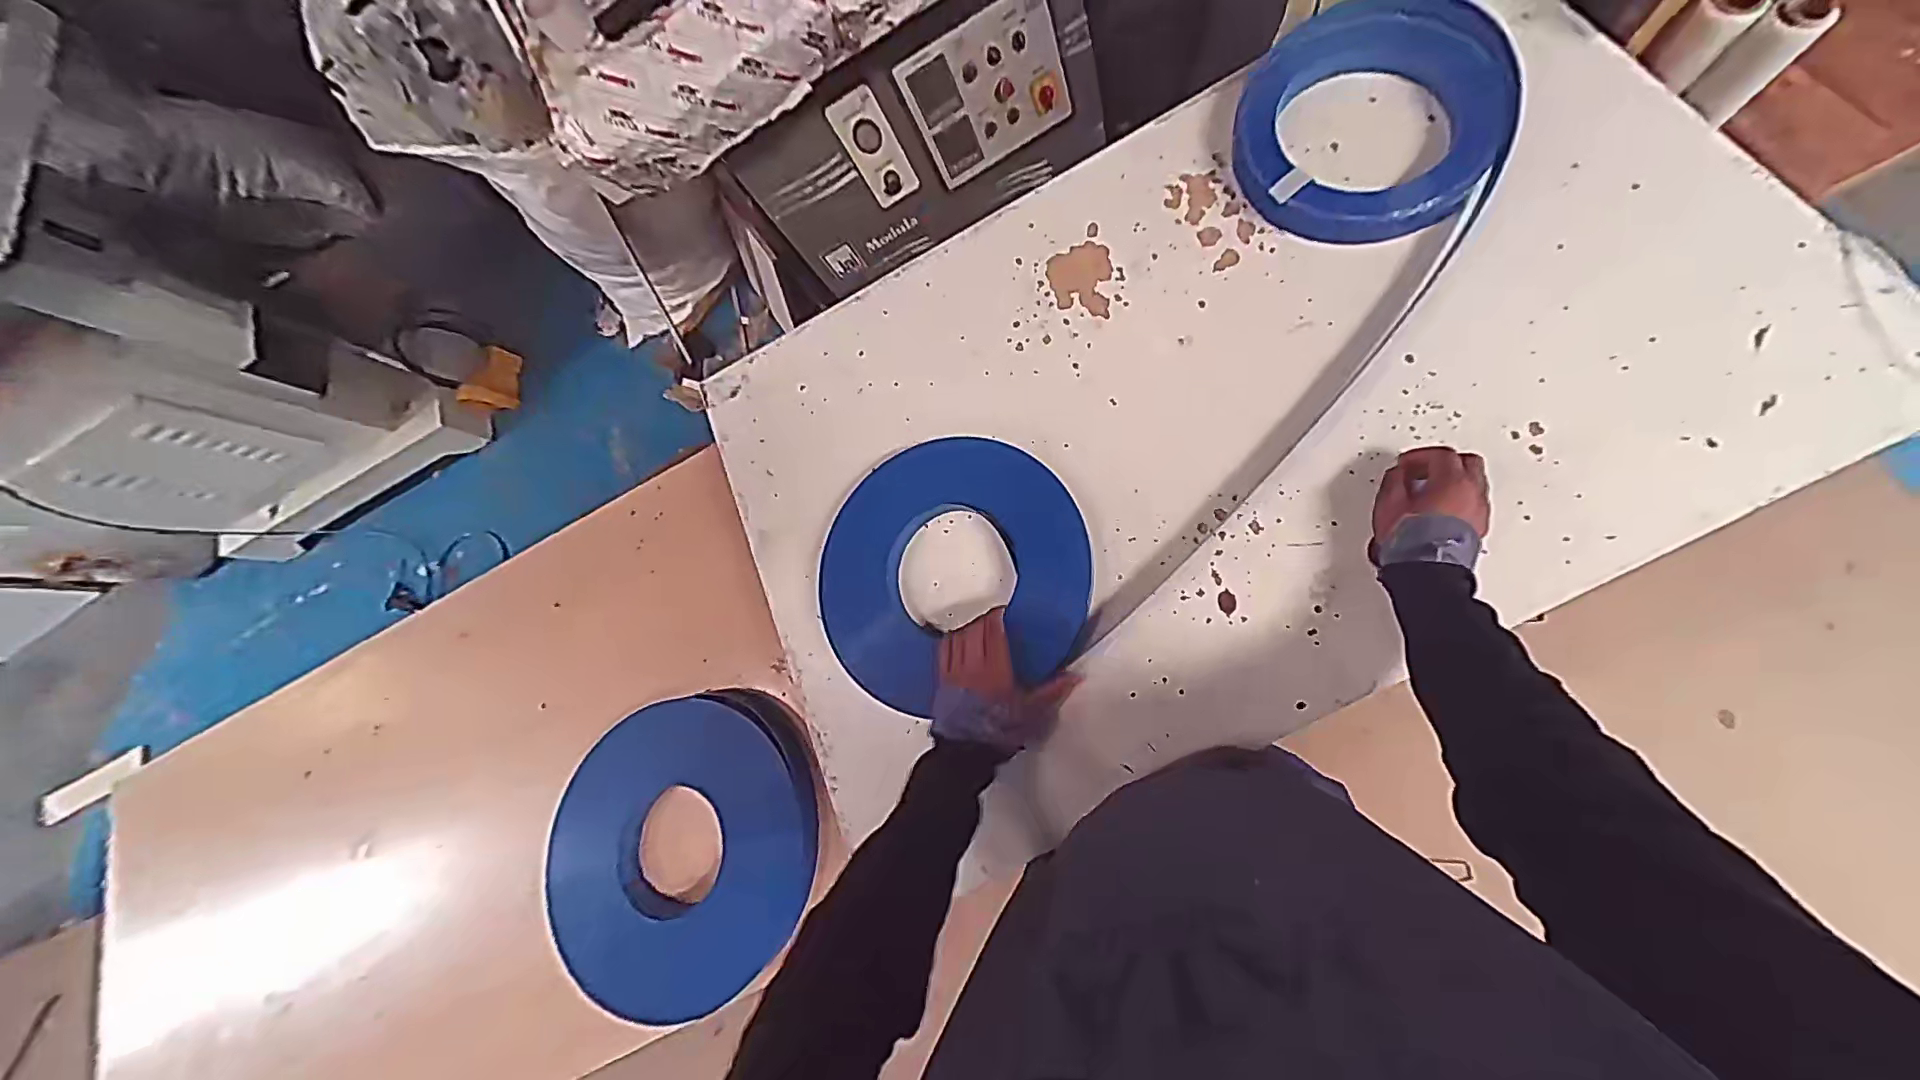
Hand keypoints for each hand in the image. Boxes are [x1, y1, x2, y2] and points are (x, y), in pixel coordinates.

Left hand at [933, 607, 1081, 753]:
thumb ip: (1052, 692)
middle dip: (981, 617)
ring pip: (957, 637)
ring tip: (971, 618)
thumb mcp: (1031, 714)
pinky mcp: (942, 681)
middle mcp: (973, 666)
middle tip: (988, 611)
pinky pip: (943, 651)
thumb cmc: (997, 733)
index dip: (996, 616)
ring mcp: (954, 672)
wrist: (965, 753)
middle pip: (974, 630)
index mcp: (995, 669)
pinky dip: (948, 639)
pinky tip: (951, 636)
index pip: (993, 632)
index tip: (1001, 609)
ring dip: (964, 625)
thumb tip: (1073, 678)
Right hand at [1372, 446, 1490, 544]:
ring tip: (1430, 490)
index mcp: (1452, 482)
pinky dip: (1459, 499)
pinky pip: (1473, 503)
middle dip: (1443, 463)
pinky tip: (1440, 508)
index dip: (1419, 456)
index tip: (1405, 463)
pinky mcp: (1479, 527)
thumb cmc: (1410, 540)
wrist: (1427, 569)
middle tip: (1422, 469)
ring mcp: (1479, 511)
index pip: (1441, 455)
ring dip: (1453, 481)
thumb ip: (1394, 481)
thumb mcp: (1389, 503)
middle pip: (1466, 463)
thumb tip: (1398, 474)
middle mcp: (1472, 493)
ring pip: (1473, 483)